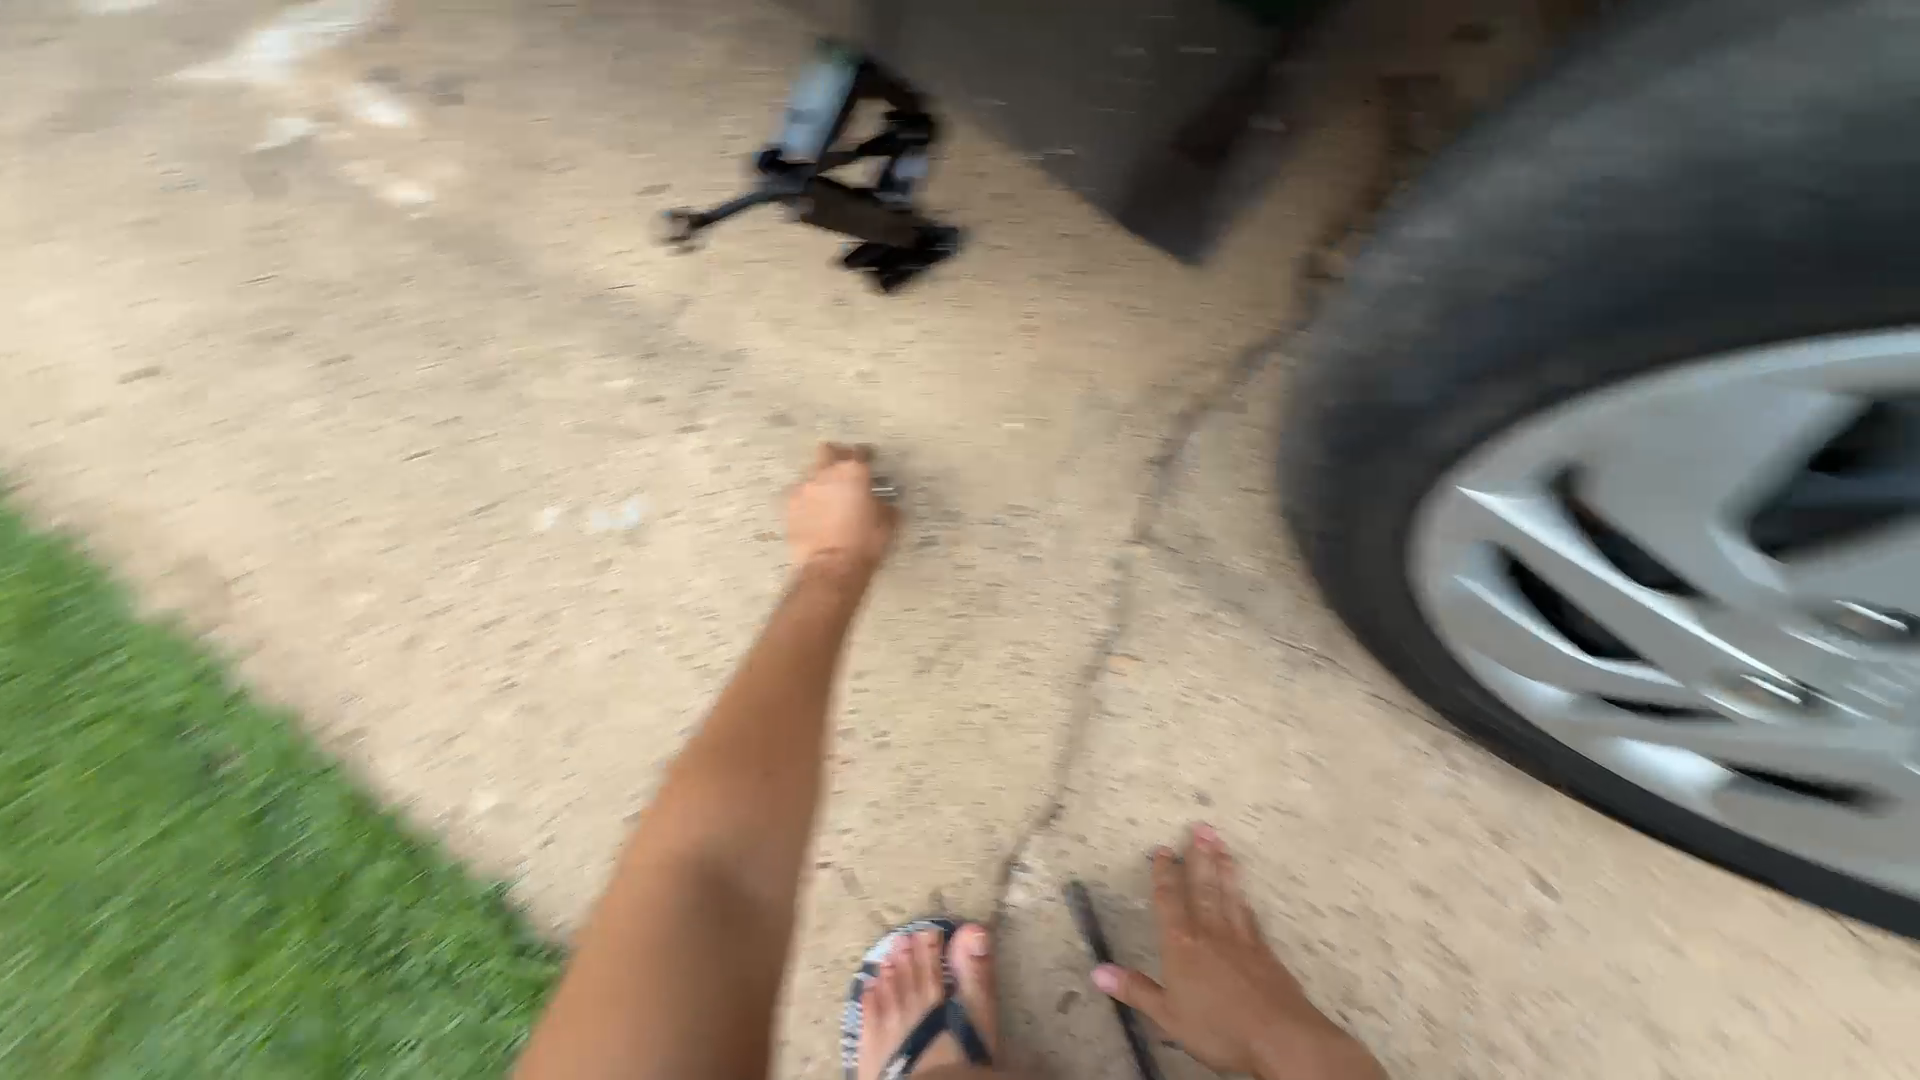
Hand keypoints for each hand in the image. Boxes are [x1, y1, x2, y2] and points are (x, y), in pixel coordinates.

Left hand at [786, 443, 896, 584]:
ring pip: (811, 473)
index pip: (860, 452)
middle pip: (828, 451)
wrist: (831, 566)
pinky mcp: (789, 507)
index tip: (870, 459)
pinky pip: (800, 495)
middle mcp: (826, 473)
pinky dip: (808, 500)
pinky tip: (815, 513)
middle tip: (844, 470)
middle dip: (836, 456)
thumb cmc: (865, 543)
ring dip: (821, 480)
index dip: (866, 455)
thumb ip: (884, 505)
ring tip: (829, 496)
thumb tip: (883, 503)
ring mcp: (804, 488)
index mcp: (853, 472)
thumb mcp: (887, 523)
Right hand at [1093, 824, 1383, 1079]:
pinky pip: (1250, 917)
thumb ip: (1135, 990)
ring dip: (1224, 868)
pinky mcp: (1265, 953)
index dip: (1164, 874)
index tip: (1163, 849)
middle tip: (1201, 826)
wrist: (1280, 1038)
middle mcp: (1210, 932)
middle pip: (1203, 887)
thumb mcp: (1167, 1015)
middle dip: (1200, 856)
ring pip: (1229, 895)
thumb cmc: (1218, 1027)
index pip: (1169, 900)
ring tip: (1221, 844)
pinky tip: (1244, 893)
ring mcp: (1241, 939)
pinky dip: (1244, 900)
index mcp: (1182, 944)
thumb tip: (1097, 971)